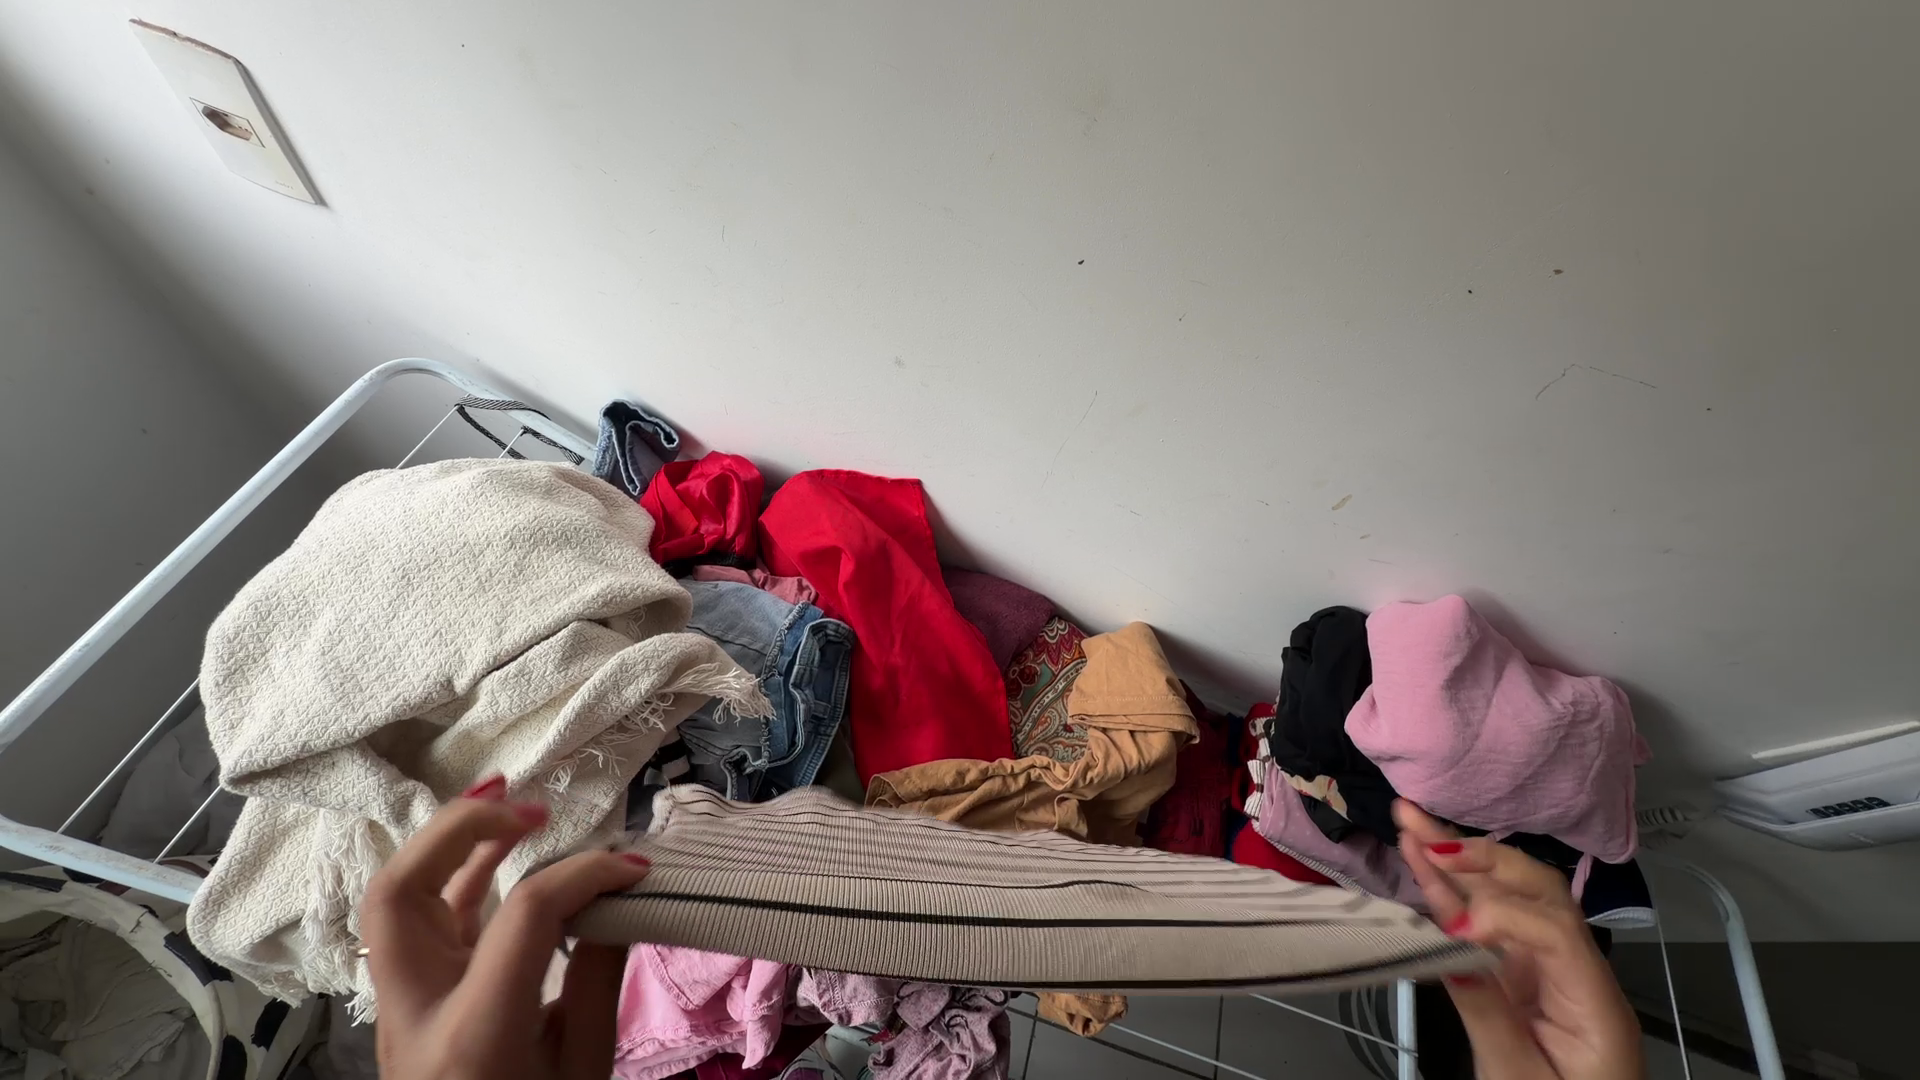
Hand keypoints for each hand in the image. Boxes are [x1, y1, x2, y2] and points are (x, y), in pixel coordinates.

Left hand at [358, 776, 651, 1079]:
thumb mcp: (587, 1063)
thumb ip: (600, 972)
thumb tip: (619, 893)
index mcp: (474, 1032)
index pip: (527, 915)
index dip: (588, 873)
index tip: (636, 868)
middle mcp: (417, 1011)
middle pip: (401, 894)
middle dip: (463, 830)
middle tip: (532, 809)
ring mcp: (402, 1004)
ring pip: (397, 897)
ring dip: (451, 837)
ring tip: (508, 794)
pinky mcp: (412, 997)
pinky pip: (426, 916)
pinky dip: (462, 869)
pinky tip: (502, 842)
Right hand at [1395, 800, 1644, 1079]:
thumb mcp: (1519, 1077)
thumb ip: (1487, 1011)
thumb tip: (1445, 950)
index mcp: (1594, 1003)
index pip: (1555, 932)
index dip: (1501, 916)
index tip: (1454, 931)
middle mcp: (1572, 969)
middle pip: (1539, 893)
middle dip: (1481, 857)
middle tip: (1425, 835)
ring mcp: (1540, 964)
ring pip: (1503, 892)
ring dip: (1453, 854)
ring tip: (1408, 816)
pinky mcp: (1510, 966)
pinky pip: (1478, 914)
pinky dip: (1444, 883)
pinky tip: (1416, 852)